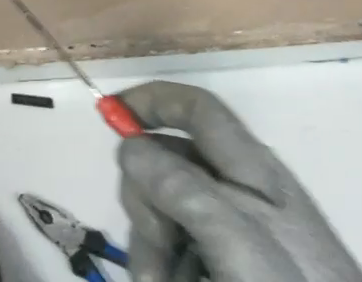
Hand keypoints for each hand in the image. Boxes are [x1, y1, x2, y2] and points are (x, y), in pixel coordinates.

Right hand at [115, 81, 361, 281]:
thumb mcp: (237, 241)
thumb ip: (181, 187)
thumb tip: (130, 147)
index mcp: (253, 171)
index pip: (196, 107)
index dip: (151, 99)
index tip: (108, 115)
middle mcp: (237, 192)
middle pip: (162, 159)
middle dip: (143, 195)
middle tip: (158, 237)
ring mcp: (226, 231)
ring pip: (155, 207)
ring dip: (146, 241)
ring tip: (161, 278)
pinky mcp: (215, 263)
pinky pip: (163, 245)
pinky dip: (156, 263)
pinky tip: (164, 281)